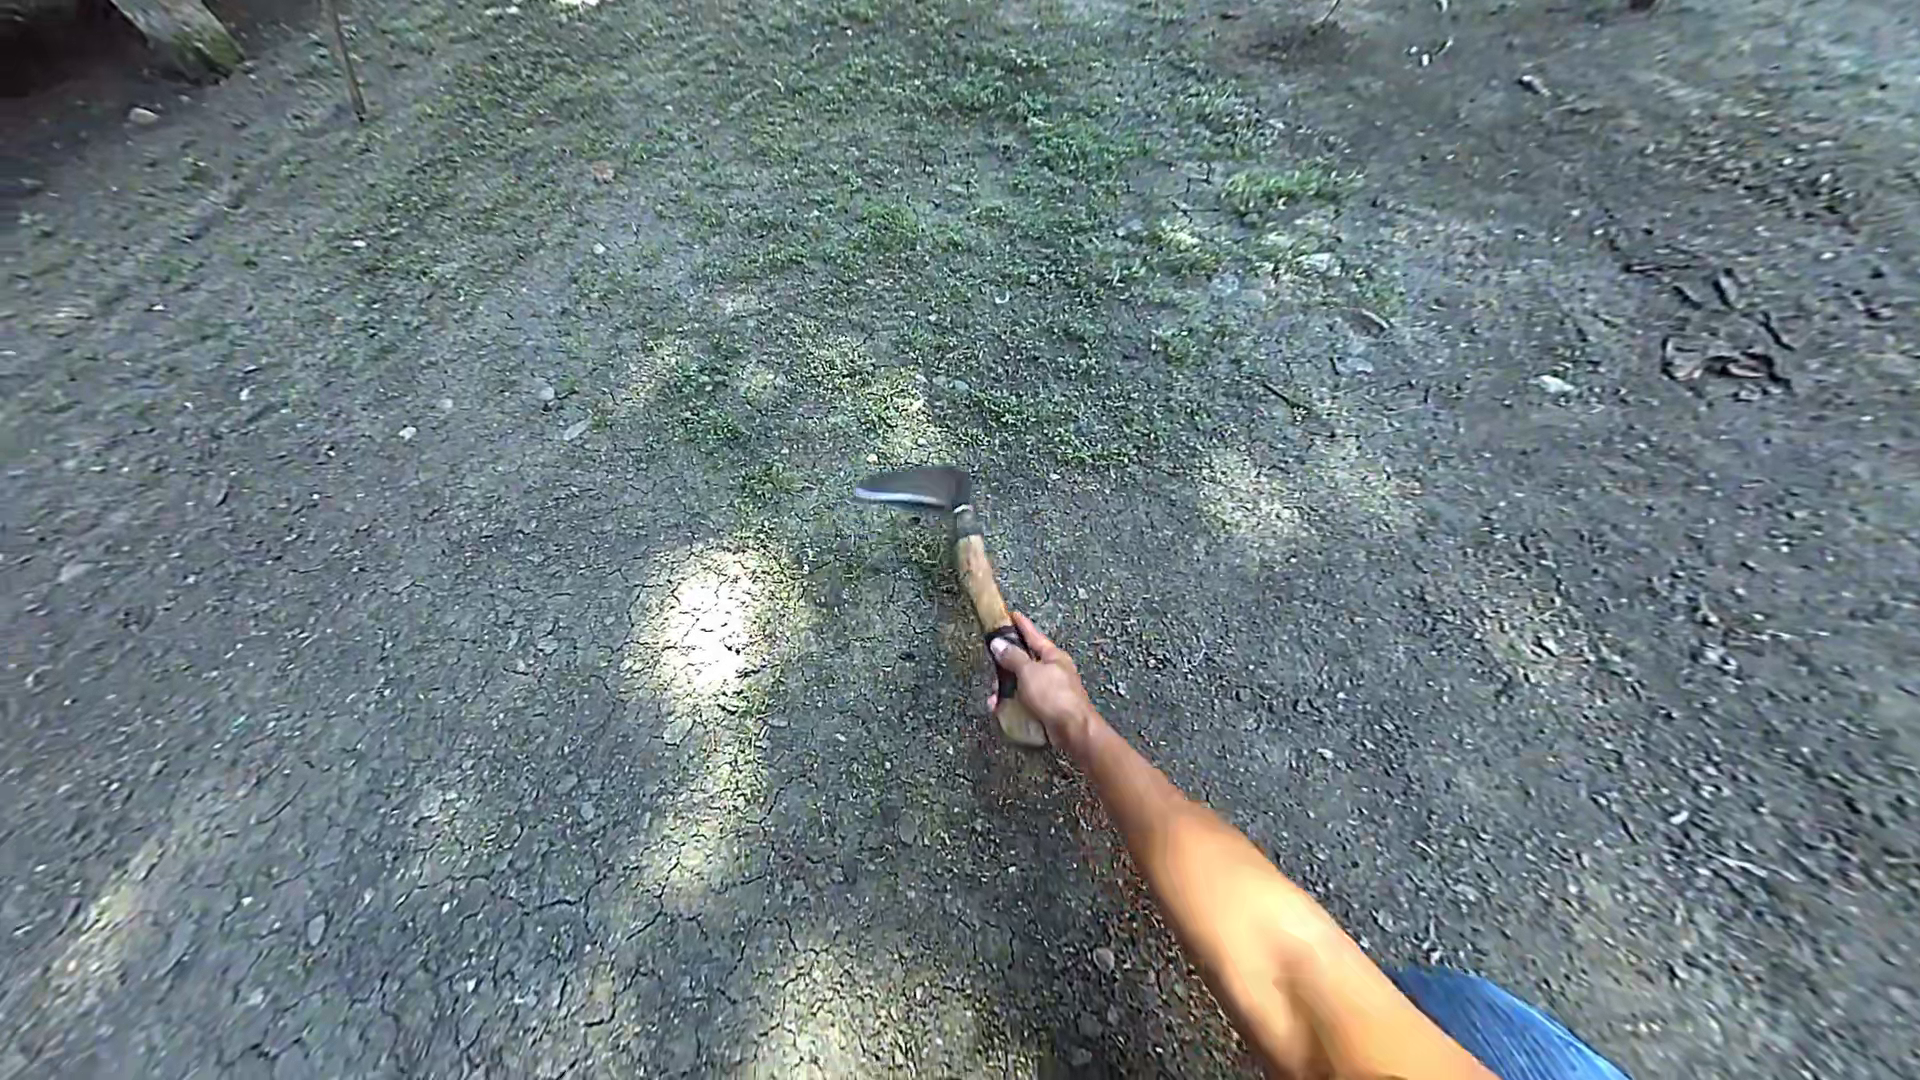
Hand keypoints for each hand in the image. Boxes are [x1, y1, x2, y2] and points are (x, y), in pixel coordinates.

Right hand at [987, 611, 1105, 760]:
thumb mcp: (1029, 672)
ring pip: (1022, 682)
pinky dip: (1012, 703)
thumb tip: (998, 643)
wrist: (1073, 730)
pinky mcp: (1046, 707)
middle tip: (992, 666)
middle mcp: (1052, 670)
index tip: (1011, 614)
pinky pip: (1024, 700)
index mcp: (1053, 656)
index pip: (1033, 635)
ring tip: (993, 698)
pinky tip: (1000, 709)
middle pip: (1024, 661)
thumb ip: (1012, 657)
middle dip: (1005, 665)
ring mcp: (1050, 689)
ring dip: (1005, 689)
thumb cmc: (1055, 696)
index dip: (1021, 624)